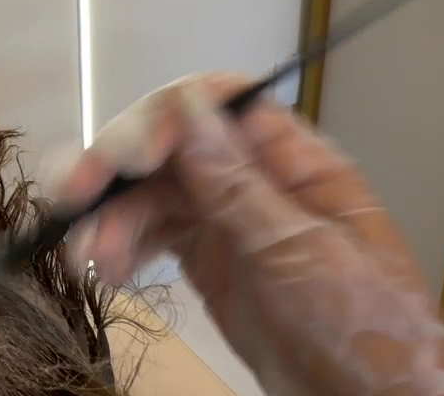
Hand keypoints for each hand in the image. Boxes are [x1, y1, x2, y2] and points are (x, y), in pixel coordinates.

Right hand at [59, 75, 443, 395]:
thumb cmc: (369, 340)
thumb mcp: (303, 258)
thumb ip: (238, 183)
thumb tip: (189, 103)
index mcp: (291, 163)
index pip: (216, 106)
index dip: (166, 118)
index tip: (132, 156)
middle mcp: (248, 176)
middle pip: (165, 145)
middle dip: (114, 170)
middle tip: (73, 198)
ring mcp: (221, 214)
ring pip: (145, 189)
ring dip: (107, 216)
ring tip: (85, 258)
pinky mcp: (199, 251)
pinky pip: (146, 230)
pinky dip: (118, 243)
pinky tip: (105, 268)